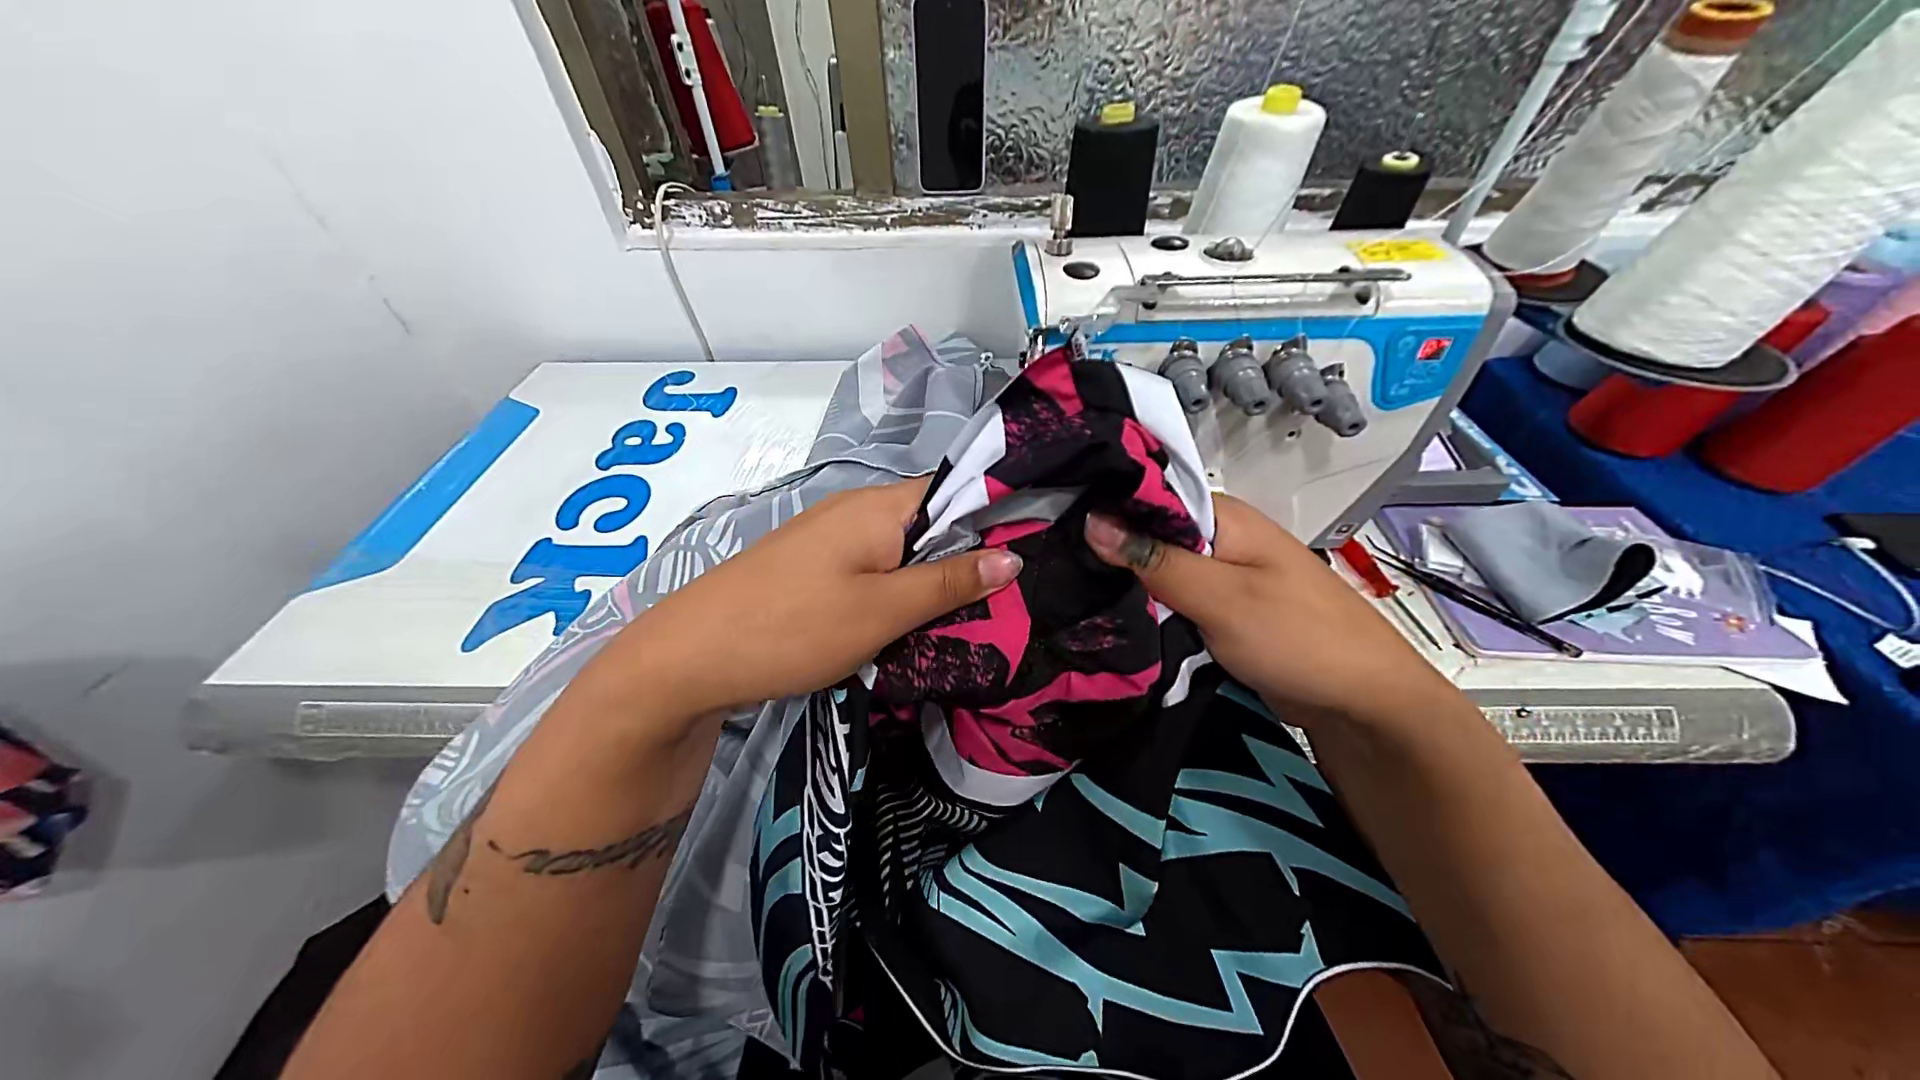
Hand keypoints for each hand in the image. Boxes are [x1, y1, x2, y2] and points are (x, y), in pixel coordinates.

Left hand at [607, 478, 1021, 723]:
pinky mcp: (814, 566)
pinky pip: (874, 569)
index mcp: (879, 506)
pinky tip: (909, 625)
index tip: (1034, 552)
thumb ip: (949, 582)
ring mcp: (831, 537)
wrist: (689, 657)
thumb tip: (1013, 557)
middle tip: (1006, 604)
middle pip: (931, 522)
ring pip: (903, 551)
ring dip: (931, 582)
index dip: (996, 515)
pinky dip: (897, 593)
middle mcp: (856, 509)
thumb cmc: (794, 627)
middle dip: (967, 560)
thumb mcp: (883, 611)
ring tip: (966, 620)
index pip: (956, 489)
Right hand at [1085, 495, 1460, 727]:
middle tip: (1051, 563)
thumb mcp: (1220, 597)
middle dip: (1109, 547)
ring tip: (1068, 587)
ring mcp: (1223, 576)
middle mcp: (1221, 538)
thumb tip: (1092, 520)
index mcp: (1223, 517)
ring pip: (1160, 568)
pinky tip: (1112, 615)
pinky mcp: (1222, 610)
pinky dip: (1149, 606)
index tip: (1051, 520)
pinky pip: (1176, 599)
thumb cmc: (1298, 637)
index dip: (1104, 505)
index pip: (1150, 494)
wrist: (1362, 703)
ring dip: (1126, 580)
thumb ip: (1156, 559)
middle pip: (1151, 531)